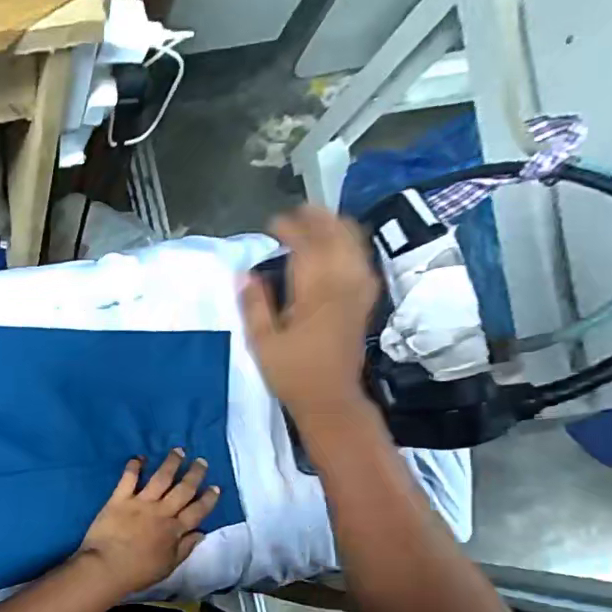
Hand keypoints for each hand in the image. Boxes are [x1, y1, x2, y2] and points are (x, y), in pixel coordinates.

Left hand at [75, 450, 221, 595]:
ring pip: (161, 478)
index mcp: (175, 530)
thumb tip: (201, 533)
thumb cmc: (138, 572)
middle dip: (195, 474)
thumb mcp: (168, 566)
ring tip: (178, 451)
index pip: (197, 511)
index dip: (208, 499)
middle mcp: (161, 512)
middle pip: (183, 489)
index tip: (215, 487)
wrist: (106, 567)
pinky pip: (129, 478)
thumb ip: (185, 548)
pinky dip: (134, 466)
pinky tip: (139, 457)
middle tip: (201, 461)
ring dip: (171, 463)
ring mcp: (141, 503)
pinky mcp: (119, 499)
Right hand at [239, 207, 382, 424]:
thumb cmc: (292, 373)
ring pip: (353, 242)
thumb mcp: (262, 343)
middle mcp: (342, 283)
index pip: (305, 244)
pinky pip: (361, 258)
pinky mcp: (365, 299)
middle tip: (294, 213)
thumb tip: (245, 275)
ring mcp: (358, 289)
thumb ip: (254, 305)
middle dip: (315, 218)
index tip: (271, 224)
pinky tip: (338, 245)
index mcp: (314, 292)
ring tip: (316, 221)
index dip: (289, 228)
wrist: (330, 398)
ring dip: (335, 226)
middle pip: (334, 235)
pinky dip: (350, 243)